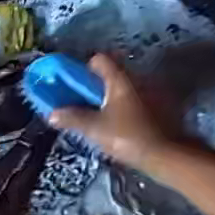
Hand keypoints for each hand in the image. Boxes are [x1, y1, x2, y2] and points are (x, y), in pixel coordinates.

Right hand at [48, 53, 176, 167]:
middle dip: (98, 85)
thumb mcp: (94, 129)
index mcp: (119, 79)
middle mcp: (137, 79)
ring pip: (126, 87)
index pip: (100, 60)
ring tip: (102, 116)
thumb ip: (72, 118)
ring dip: (113, 97)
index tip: (77, 84)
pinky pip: (138, 99)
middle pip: (113, 73)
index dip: (85, 68)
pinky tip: (122, 124)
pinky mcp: (161, 107)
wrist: (163, 154)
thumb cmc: (126, 137)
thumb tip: (51, 114)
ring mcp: (152, 92)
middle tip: (85, 103)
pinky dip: (127, 107)